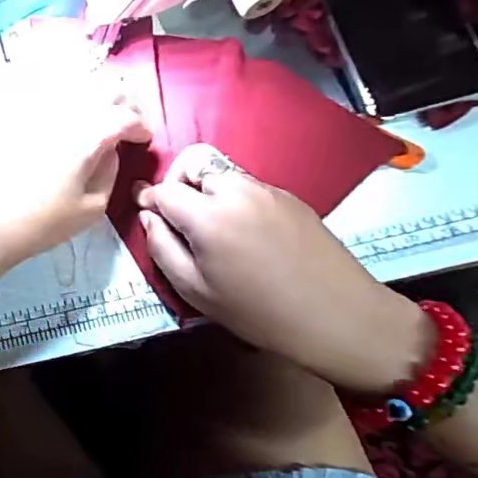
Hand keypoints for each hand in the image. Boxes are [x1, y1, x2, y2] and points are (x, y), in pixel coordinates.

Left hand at [0, 81, 149, 281]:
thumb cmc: (40, 224)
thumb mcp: (92, 208)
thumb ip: (110, 171)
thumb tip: (111, 149)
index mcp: (88, 134)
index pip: (127, 115)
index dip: (142, 126)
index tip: (143, 140)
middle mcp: (64, 110)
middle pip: (106, 87)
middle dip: (125, 103)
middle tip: (128, 123)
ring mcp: (35, 106)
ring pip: (78, 82)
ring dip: (97, 96)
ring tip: (99, 117)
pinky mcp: (12, 110)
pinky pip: (47, 91)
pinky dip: (66, 98)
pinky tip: (66, 117)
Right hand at [135, 143, 430, 393]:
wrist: (334, 314)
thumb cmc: (257, 312)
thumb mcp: (196, 290)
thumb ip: (163, 249)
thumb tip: (150, 217)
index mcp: (208, 216)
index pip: (165, 189)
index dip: (148, 197)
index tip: (143, 207)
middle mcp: (236, 191)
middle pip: (194, 163)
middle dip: (178, 181)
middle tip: (178, 213)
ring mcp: (267, 189)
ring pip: (223, 172)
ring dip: (207, 189)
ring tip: (213, 226)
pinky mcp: (290, 196)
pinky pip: (249, 186)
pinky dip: (234, 198)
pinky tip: (245, 233)